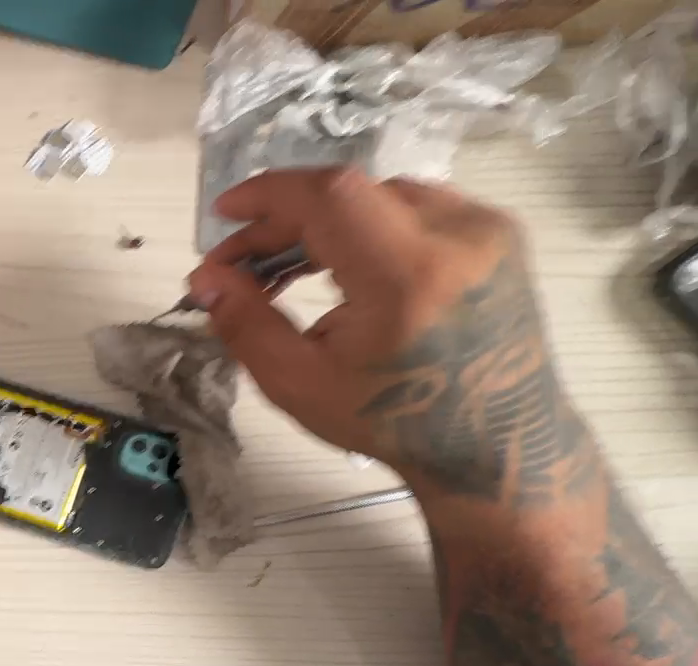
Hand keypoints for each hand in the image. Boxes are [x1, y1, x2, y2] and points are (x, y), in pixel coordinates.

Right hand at [188, 167, 589, 504]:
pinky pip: (410, 209)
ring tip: (276, 270)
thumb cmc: (386, 419)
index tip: (222, 213)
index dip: (268, 193)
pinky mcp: (494, 236)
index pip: (330, 196)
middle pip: (349, 194)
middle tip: (235, 266)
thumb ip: (245, 323)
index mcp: (406, 274)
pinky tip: (329, 266)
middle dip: (280, 221)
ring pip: (378, 197)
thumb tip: (204, 278)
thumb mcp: (295, 381)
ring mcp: (485, 230)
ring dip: (316, 223)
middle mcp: (458, 235)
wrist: (492, 439)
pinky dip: (357, 227)